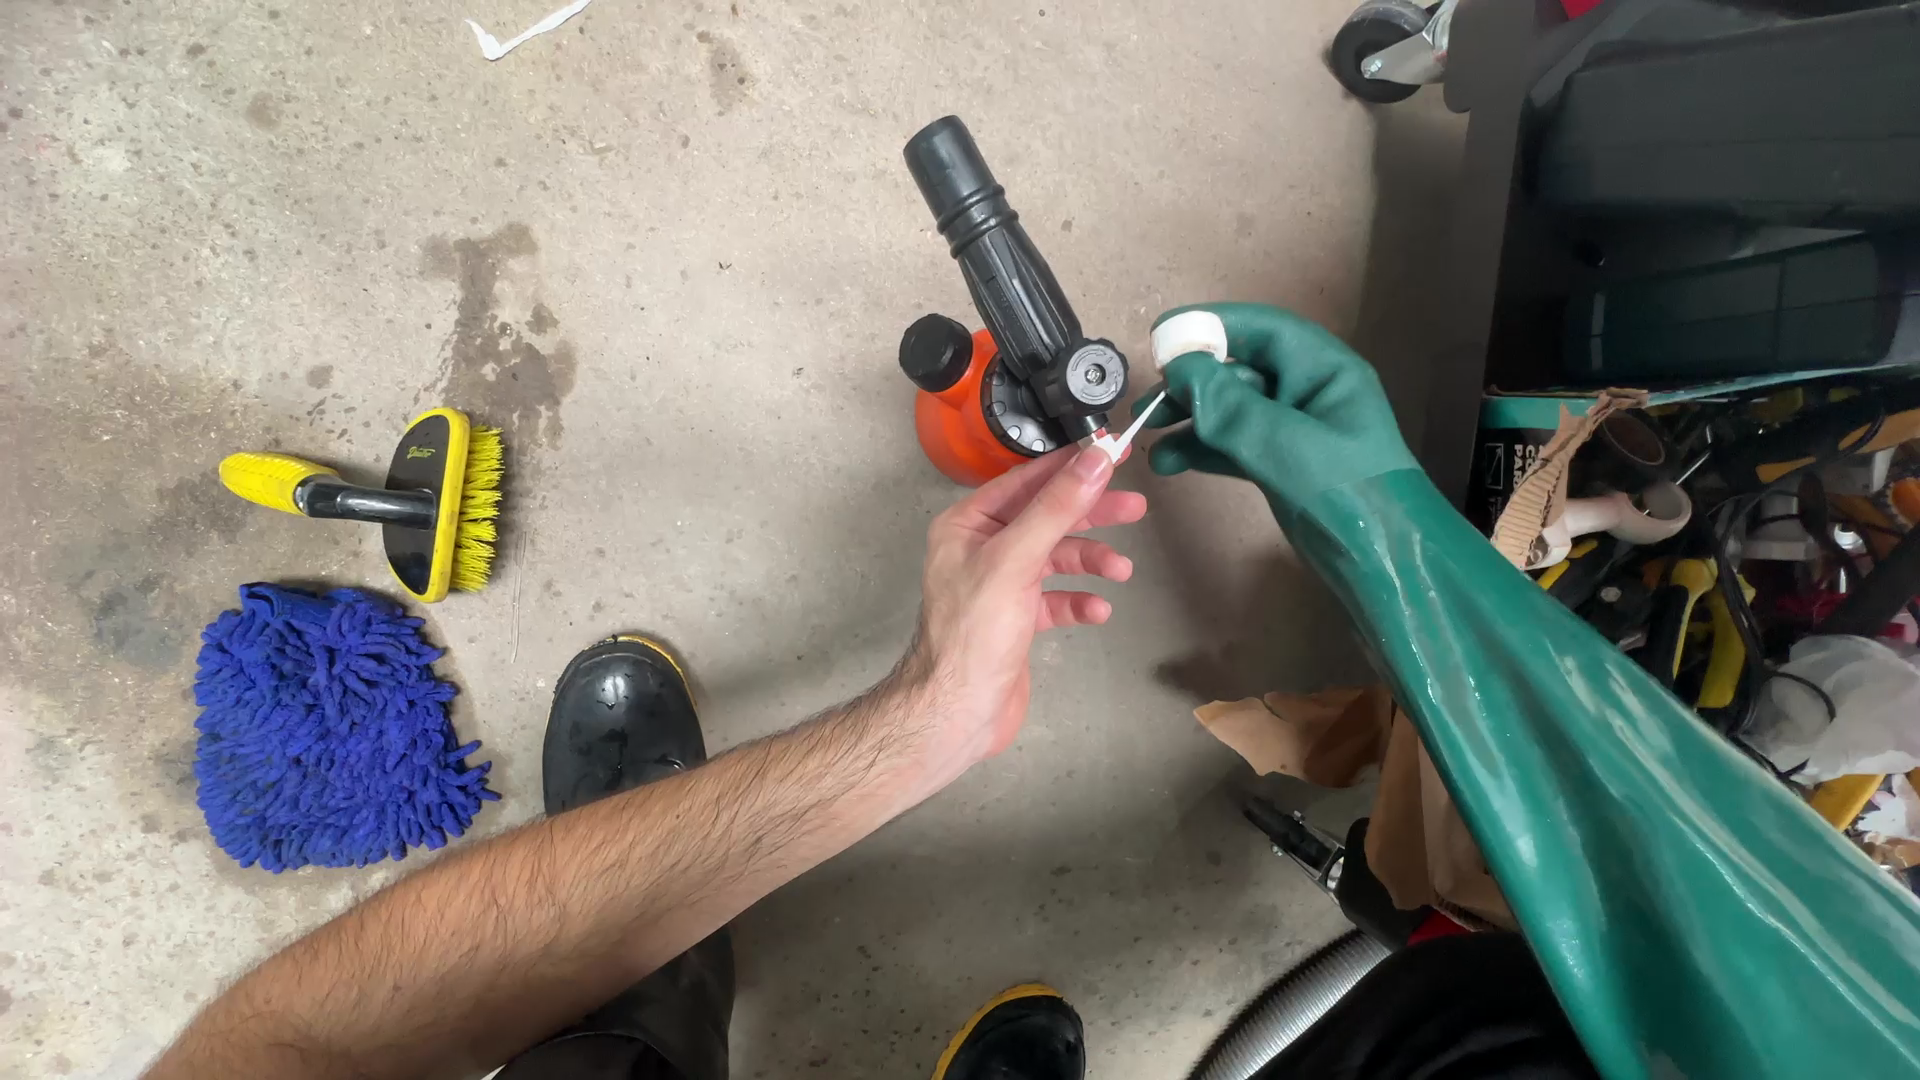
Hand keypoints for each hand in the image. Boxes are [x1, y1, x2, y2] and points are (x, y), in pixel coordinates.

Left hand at [897, 446, 1145, 789]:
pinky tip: (1097, 611)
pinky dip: (1078, 601)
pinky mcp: (1017, 618)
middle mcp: (982, 548)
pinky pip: (1055, 599)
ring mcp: (1000, 584)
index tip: (1113, 453)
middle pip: (1046, 517)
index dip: (1071, 467)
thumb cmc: (976, 629)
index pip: (1026, 481)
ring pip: (1055, 559)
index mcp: (968, 524)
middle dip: (1090, 515)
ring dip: (1090, 561)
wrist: (957, 710)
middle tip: (1136, 507)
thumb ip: (1056, 507)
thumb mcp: (1015, 559)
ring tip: (1121, 571)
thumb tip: (1096, 458)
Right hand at [1137, 303, 1417, 518]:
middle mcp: (1304, 393)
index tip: (1160, 338)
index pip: (1261, 330)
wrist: (1381, 565)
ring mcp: (1289, 432)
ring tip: (1147, 438)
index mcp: (1322, 371)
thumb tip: (1179, 369)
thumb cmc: (1347, 495)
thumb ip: (1230, 407)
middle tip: (1145, 402)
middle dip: (1189, 383)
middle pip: (1236, 372)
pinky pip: (1228, 446)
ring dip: (1186, 421)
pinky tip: (1167, 463)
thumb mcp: (1286, 446)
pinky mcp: (1276, 466)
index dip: (1211, 327)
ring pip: (1226, 412)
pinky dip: (1197, 451)